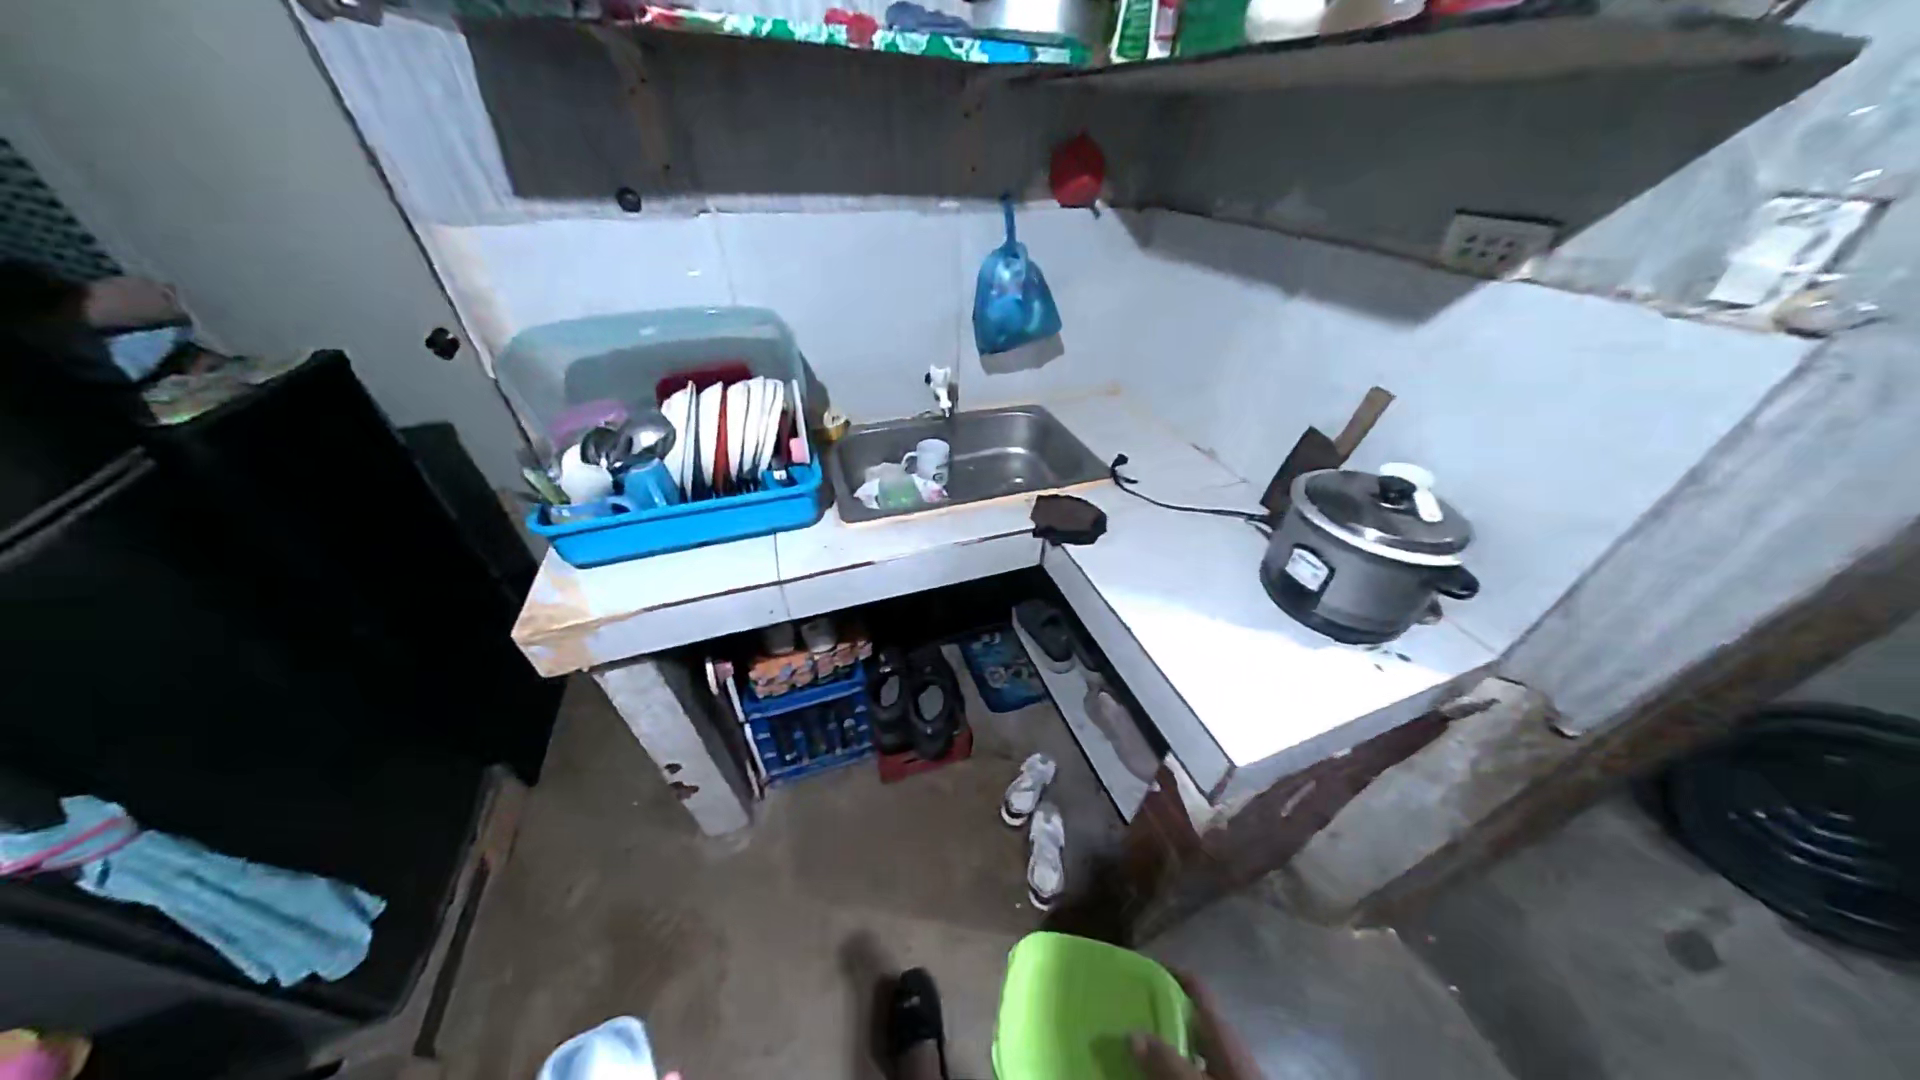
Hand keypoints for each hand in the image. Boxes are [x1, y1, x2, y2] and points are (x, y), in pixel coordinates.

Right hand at [1130, 972, 1264, 1079]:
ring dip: (1166, 1048)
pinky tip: (1157, 1079)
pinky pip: (1197, 1073)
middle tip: (1127, 1015)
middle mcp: (1227, 1048)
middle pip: (1191, 1018)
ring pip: (1193, 1049)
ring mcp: (1230, 1073)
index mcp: (1223, 1034)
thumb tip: (1133, 1034)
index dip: (1170, 973)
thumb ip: (1168, 1063)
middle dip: (1160, 1014)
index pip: (1196, 987)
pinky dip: (1177, 1072)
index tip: (1141, 971)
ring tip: (1134, 1052)